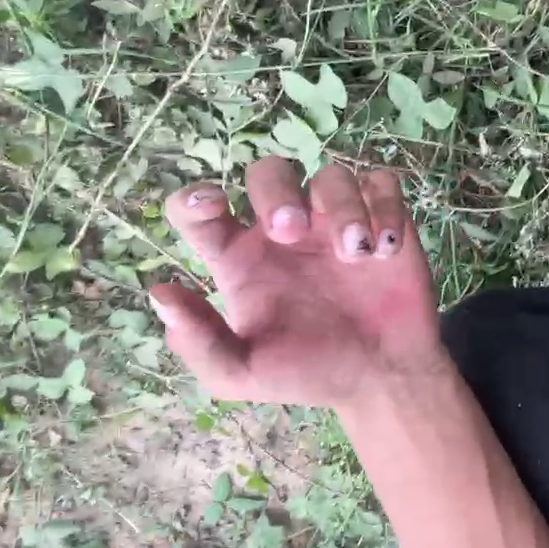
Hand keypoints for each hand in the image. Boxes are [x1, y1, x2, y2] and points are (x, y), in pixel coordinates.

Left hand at [147, 157, 445, 410]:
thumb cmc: (308, 373)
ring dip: (344, 207)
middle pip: (269, 172)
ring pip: (331, 175)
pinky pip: (382, 184)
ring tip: (357, 255)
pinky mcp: (386, 218)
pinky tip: (387, 249)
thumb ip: (200, 341)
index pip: (200, 211)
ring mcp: (337, 220)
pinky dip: (386, 207)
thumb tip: (161, 291)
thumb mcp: (241, 374)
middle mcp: (286, 230)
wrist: (381, 376)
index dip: (195, 197)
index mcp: (239, 258)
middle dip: (277, 192)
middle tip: (292, 232)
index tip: (212, 204)